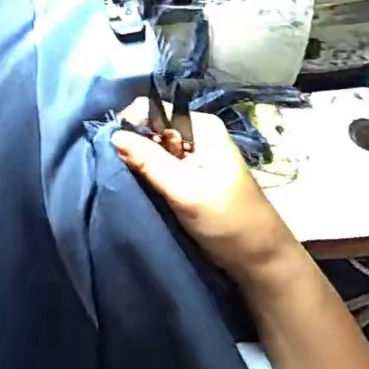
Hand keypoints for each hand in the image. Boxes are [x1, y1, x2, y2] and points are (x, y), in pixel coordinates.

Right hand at [112, 99, 301, 285]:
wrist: (256, 258)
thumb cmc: (227, 219)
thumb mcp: (185, 189)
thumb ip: (149, 161)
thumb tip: (113, 135)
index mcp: (201, 126)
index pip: (154, 110)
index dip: (130, 125)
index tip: (112, 149)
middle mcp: (194, 135)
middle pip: (150, 129)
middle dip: (131, 145)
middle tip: (116, 170)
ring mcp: (190, 158)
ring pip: (151, 150)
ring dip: (136, 163)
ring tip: (122, 179)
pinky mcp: (185, 178)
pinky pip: (156, 168)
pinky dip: (144, 176)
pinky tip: (133, 187)